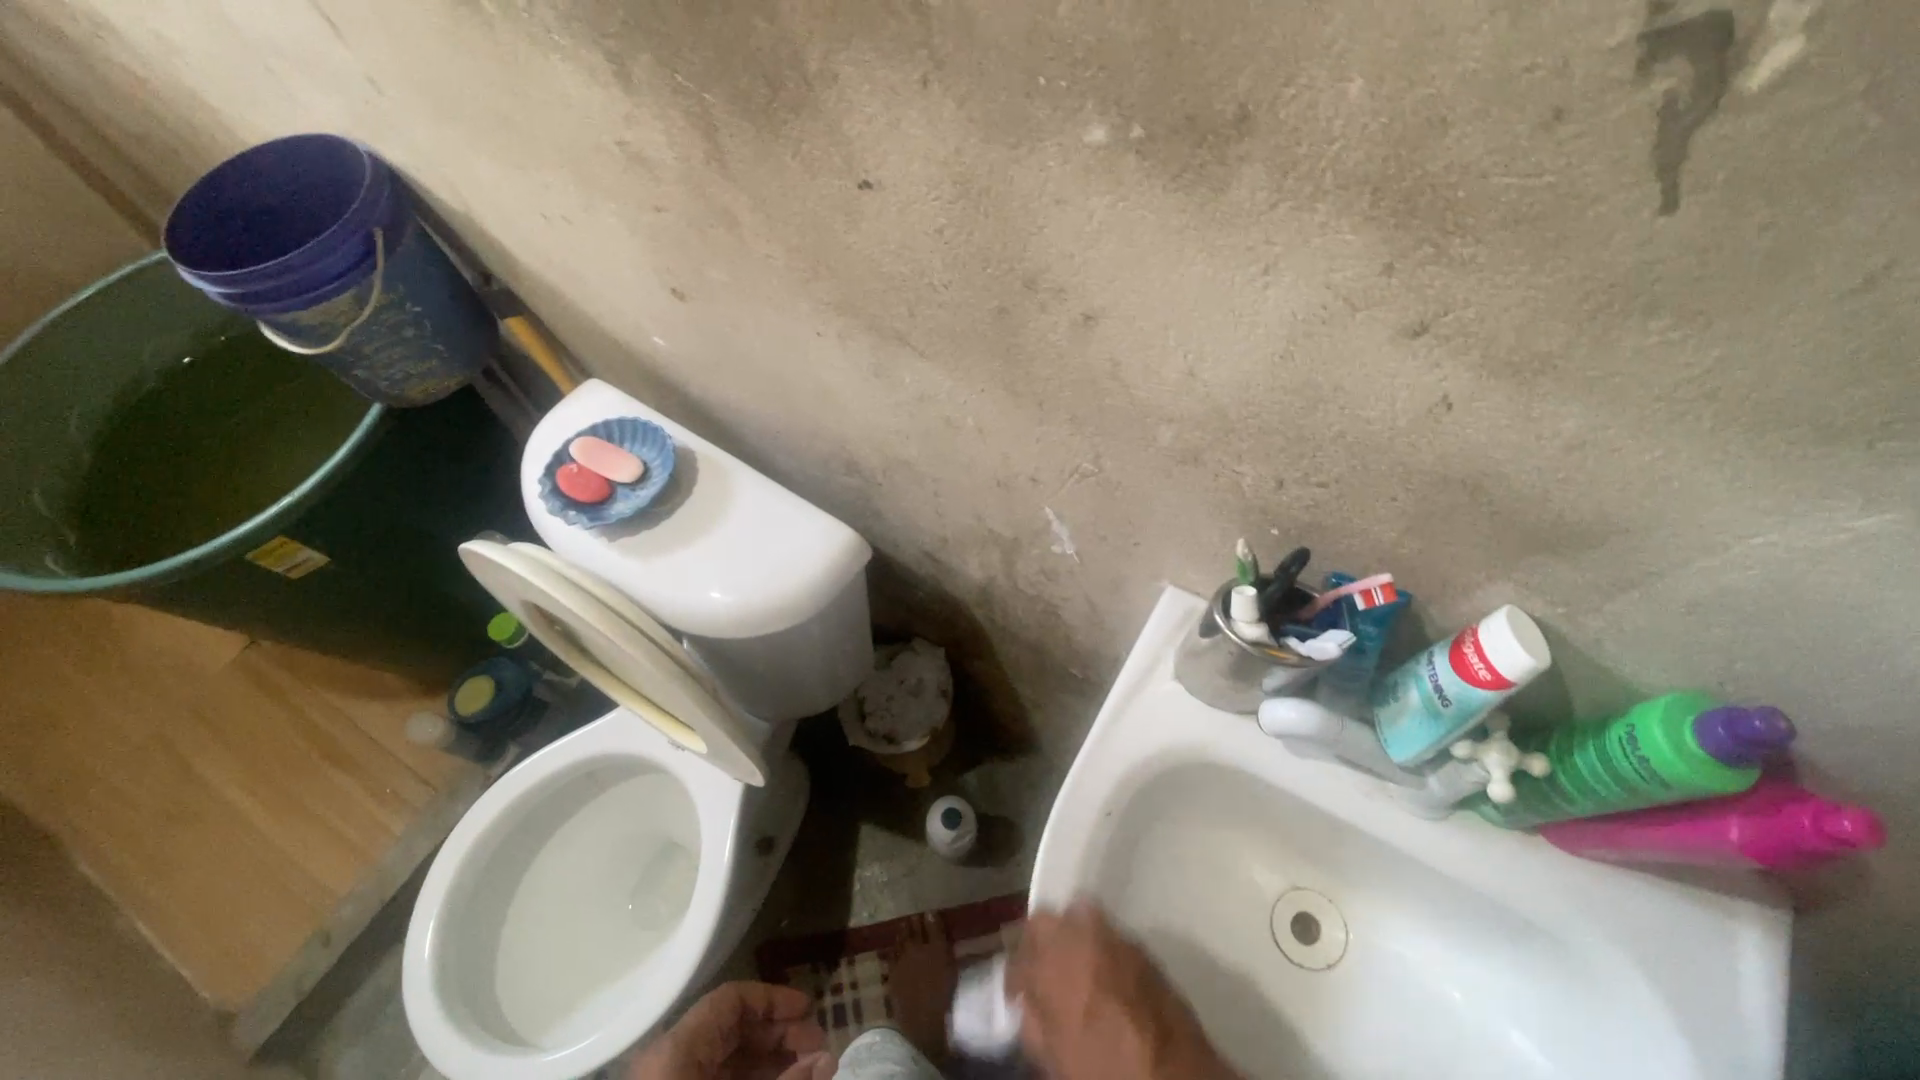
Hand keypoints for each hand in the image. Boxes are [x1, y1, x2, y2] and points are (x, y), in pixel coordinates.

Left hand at [628, 982, 835, 1079]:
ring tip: (809, 1071)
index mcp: (677, 1049)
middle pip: (729, 1030)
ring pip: (725, 1062)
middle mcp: (669, 1061)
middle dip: (778, 1035)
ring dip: (769, 1062)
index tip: (809, 1010)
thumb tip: (827, 1059)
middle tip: (819, 1048)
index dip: (773, 999)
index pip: (729, 1000)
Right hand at [1009, 900, 1235, 1079]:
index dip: (1013, 972)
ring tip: (1074, 967)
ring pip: (1080, 918)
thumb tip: (1028, 1001)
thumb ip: (1031, 1018)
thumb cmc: (1102, 1069)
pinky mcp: (1142, 949)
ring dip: (1071, 937)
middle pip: (1046, 920)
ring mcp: (1113, 938)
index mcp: (1049, 964)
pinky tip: (1105, 975)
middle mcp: (1079, 938)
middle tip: (1041, 968)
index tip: (1017, 992)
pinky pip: (1110, 936)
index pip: (1016, 949)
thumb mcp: (1051, 1055)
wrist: (1170, 1075)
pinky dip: (1101, 948)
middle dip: (1039, 941)